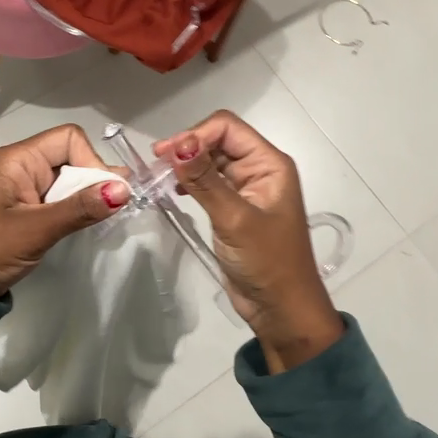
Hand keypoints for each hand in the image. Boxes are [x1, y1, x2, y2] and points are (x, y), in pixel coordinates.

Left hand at [0, 124, 130, 296]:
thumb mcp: (35, 231)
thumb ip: (79, 208)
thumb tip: (124, 188)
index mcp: (17, 160)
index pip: (69, 139)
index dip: (92, 161)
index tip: (103, 195)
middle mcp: (20, 166)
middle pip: (70, 157)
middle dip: (93, 180)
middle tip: (111, 210)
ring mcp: (20, 188)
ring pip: (65, 180)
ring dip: (84, 197)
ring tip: (99, 220)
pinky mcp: (21, 209)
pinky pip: (55, 199)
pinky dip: (71, 209)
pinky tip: (81, 225)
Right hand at [153, 111, 341, 372]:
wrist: (281, 309)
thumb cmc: (266, 262)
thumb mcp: (234, 219)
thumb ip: (205, 180)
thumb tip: (178, 144)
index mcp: (269, 164)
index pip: (227, 128)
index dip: (195, 134)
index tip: (164, 156)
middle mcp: (259, 170)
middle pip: (218, 140)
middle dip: (188, 147)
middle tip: (156, 167)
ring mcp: (247, 190)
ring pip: (211, 161)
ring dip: (186, 165)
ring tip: (159, 179)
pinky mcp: (234, 209)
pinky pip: (209, 183)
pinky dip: (190, 183)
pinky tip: (174, 192)